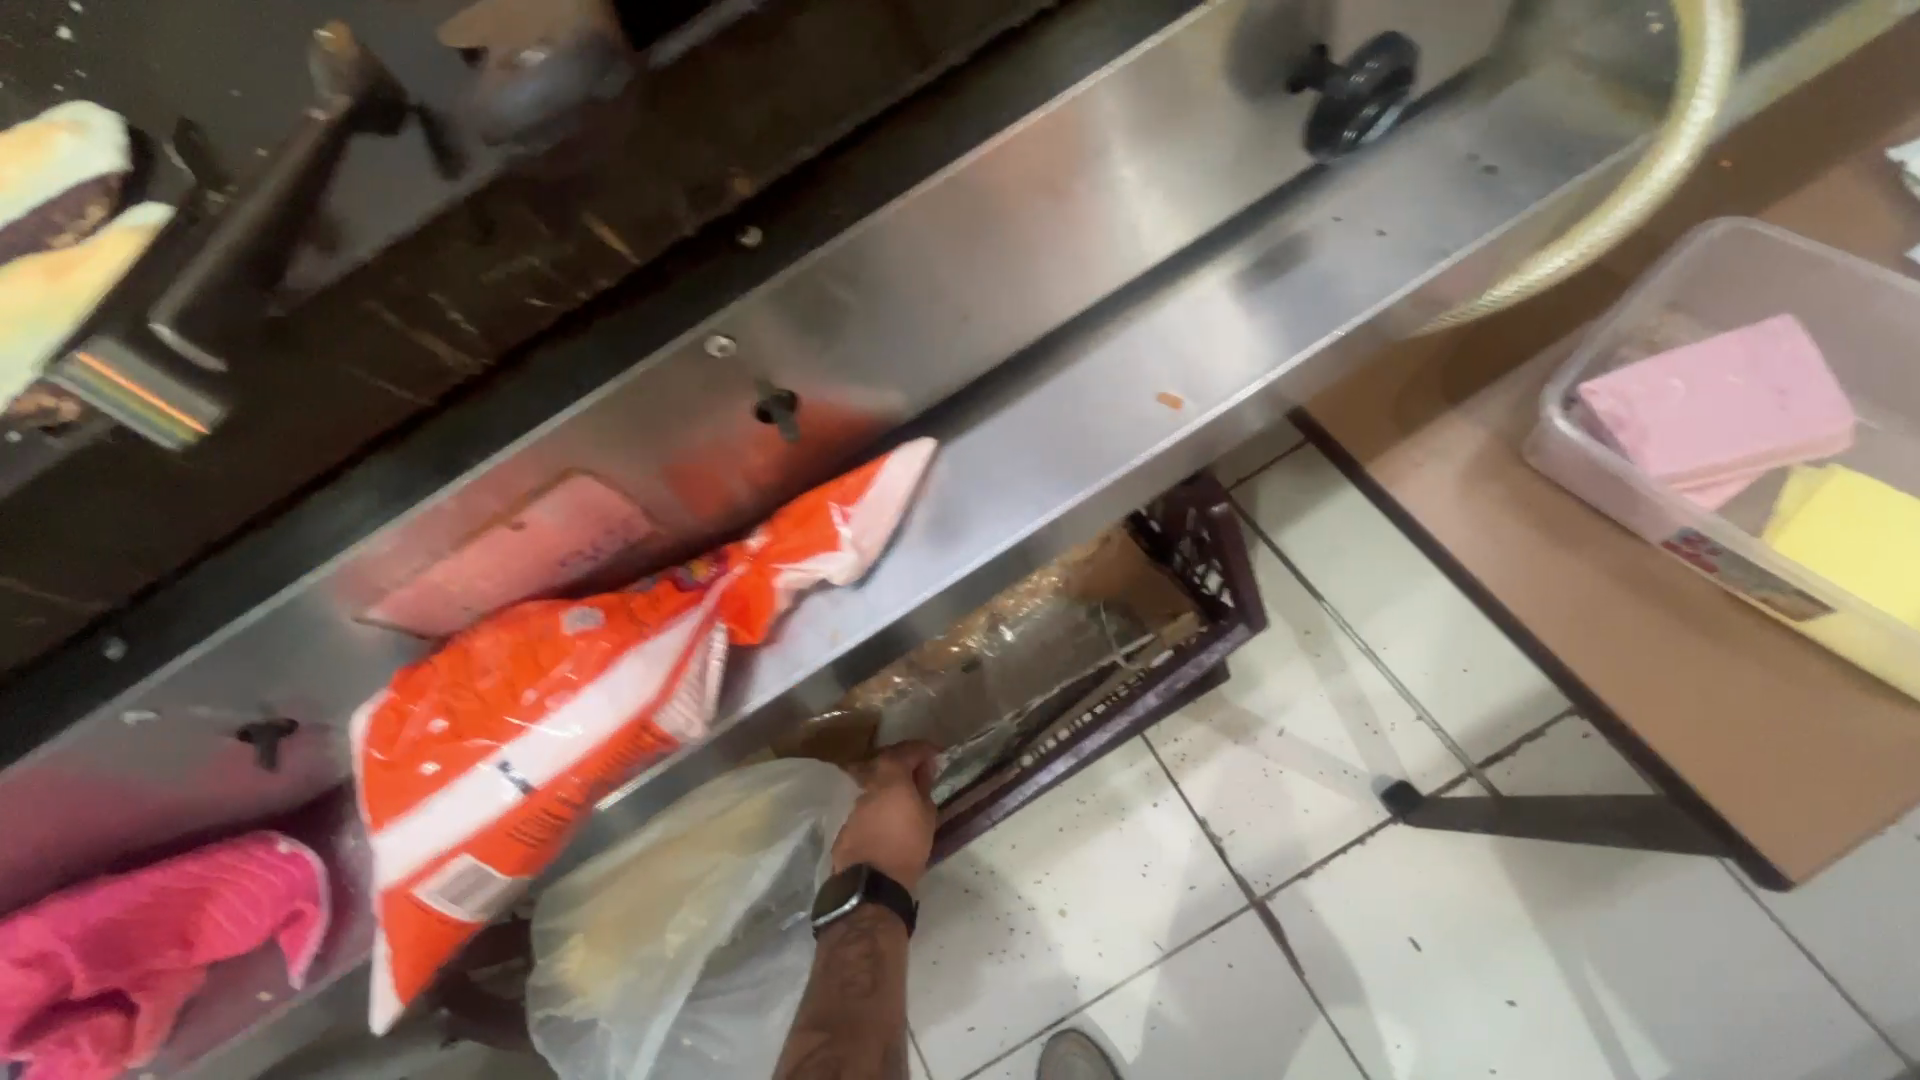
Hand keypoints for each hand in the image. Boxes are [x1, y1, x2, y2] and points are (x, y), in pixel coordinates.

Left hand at [832, 741, 939, 892]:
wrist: (870, 882)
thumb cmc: (907, 845)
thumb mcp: (927, 815)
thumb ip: (924, 788)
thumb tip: (923, 772)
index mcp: (891, 774)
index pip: (909, 749)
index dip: (925, 750)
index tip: (937, 755)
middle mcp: (868, 780)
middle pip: (887, 760)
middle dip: (905, 760)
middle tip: (921, 770)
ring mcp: (854, 799)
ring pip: (874, 780)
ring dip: (890, 780)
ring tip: (906, 792)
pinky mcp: (846, 819)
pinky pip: (866, 800)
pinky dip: (879, 799)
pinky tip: (888, 812)